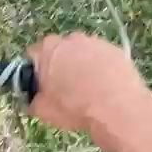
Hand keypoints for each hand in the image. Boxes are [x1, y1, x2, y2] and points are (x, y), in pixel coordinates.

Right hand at [27, 33, 151, 136]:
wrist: (117, 110)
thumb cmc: (75, 108)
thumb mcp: (44, 111)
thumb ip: (34, 101)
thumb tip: (35, 100)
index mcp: (47, 50)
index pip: (34, 55)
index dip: (37, 72)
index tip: (44, 87)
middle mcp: (69, 39)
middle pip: (60, 50)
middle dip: (61, 65)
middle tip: (66, 89)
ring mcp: (94, 42)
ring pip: (83, 52)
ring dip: (83, 64)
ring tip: (90, 89)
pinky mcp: (114, 50)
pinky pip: (103, 57)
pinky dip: (102, 67)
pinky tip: (107, 86)